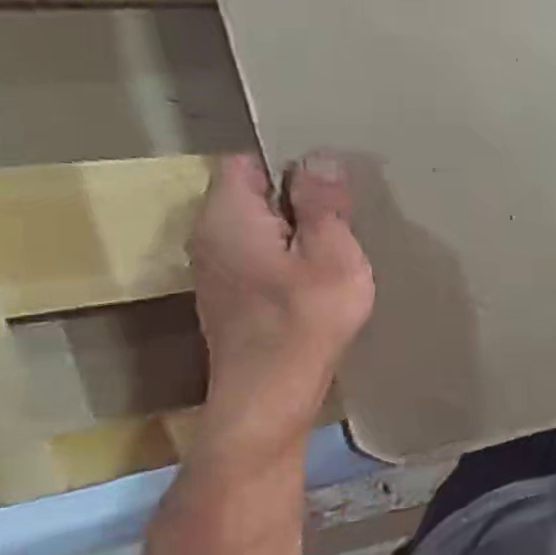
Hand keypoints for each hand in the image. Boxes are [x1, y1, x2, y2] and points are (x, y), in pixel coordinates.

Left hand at [189, 152, 375, 457]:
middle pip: (254, 194)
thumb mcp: (331, 254)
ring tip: (339, 242)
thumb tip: (319, 158)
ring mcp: (215, 270)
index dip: (291, 161)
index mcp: (228, 216)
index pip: (249, 161)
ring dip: (297, 230)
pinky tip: (320, 277)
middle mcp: (209, 236)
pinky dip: (289, 257)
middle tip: (347, 211)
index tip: (334, 180)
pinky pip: (260, 256)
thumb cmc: (304, 320)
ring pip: (260, 228)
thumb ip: (323, 203)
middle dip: (298, 197)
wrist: (269, 396)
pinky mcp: (230, 297)